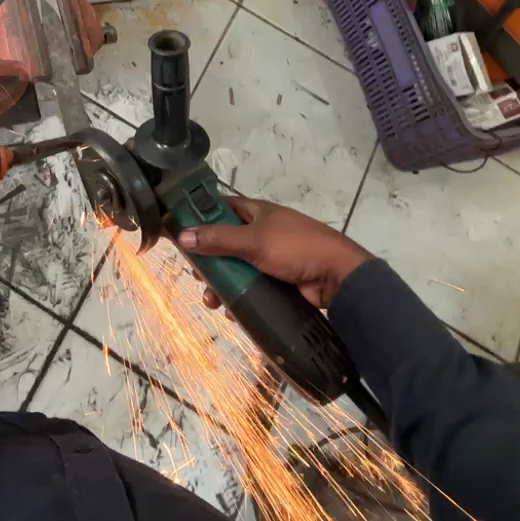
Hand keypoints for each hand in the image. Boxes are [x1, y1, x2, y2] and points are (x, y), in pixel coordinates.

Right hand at [177, 197, 372, 308]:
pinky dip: (239, 298)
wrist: (340, 278)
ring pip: (236, 269)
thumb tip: (182, 236)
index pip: (220, 208)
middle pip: (224, 243)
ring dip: (221, 285)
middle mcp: (261, 231)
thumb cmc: (296, 248)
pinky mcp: (277, 281)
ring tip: (212, 302)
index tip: (179, 233)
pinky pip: (250, 287)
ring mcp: (270, 257)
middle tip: (196, 277)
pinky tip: (232, 312)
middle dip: (208, 262)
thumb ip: (218, 239)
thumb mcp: (254, 241)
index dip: (199, 218)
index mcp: (256, 212)